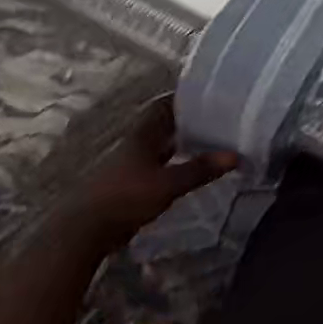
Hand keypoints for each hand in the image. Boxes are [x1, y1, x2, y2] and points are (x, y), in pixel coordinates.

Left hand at [58, 98, 237, 246]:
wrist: (88, 226)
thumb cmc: (127, 196)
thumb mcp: (168, 183)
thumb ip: (199, 169)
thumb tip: (234, 155)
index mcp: (143, 135)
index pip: (163, 107)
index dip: (182, 100)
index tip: (207, 97)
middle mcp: (136, 145)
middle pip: (162, 126)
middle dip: (185, 122)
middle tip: (215, 121)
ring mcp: (131, 165)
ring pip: (159, 147)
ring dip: (179, 144)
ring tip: (207, 144)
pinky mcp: (130, 185)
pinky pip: (156, 167)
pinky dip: (172, 165)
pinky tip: (186, 172)